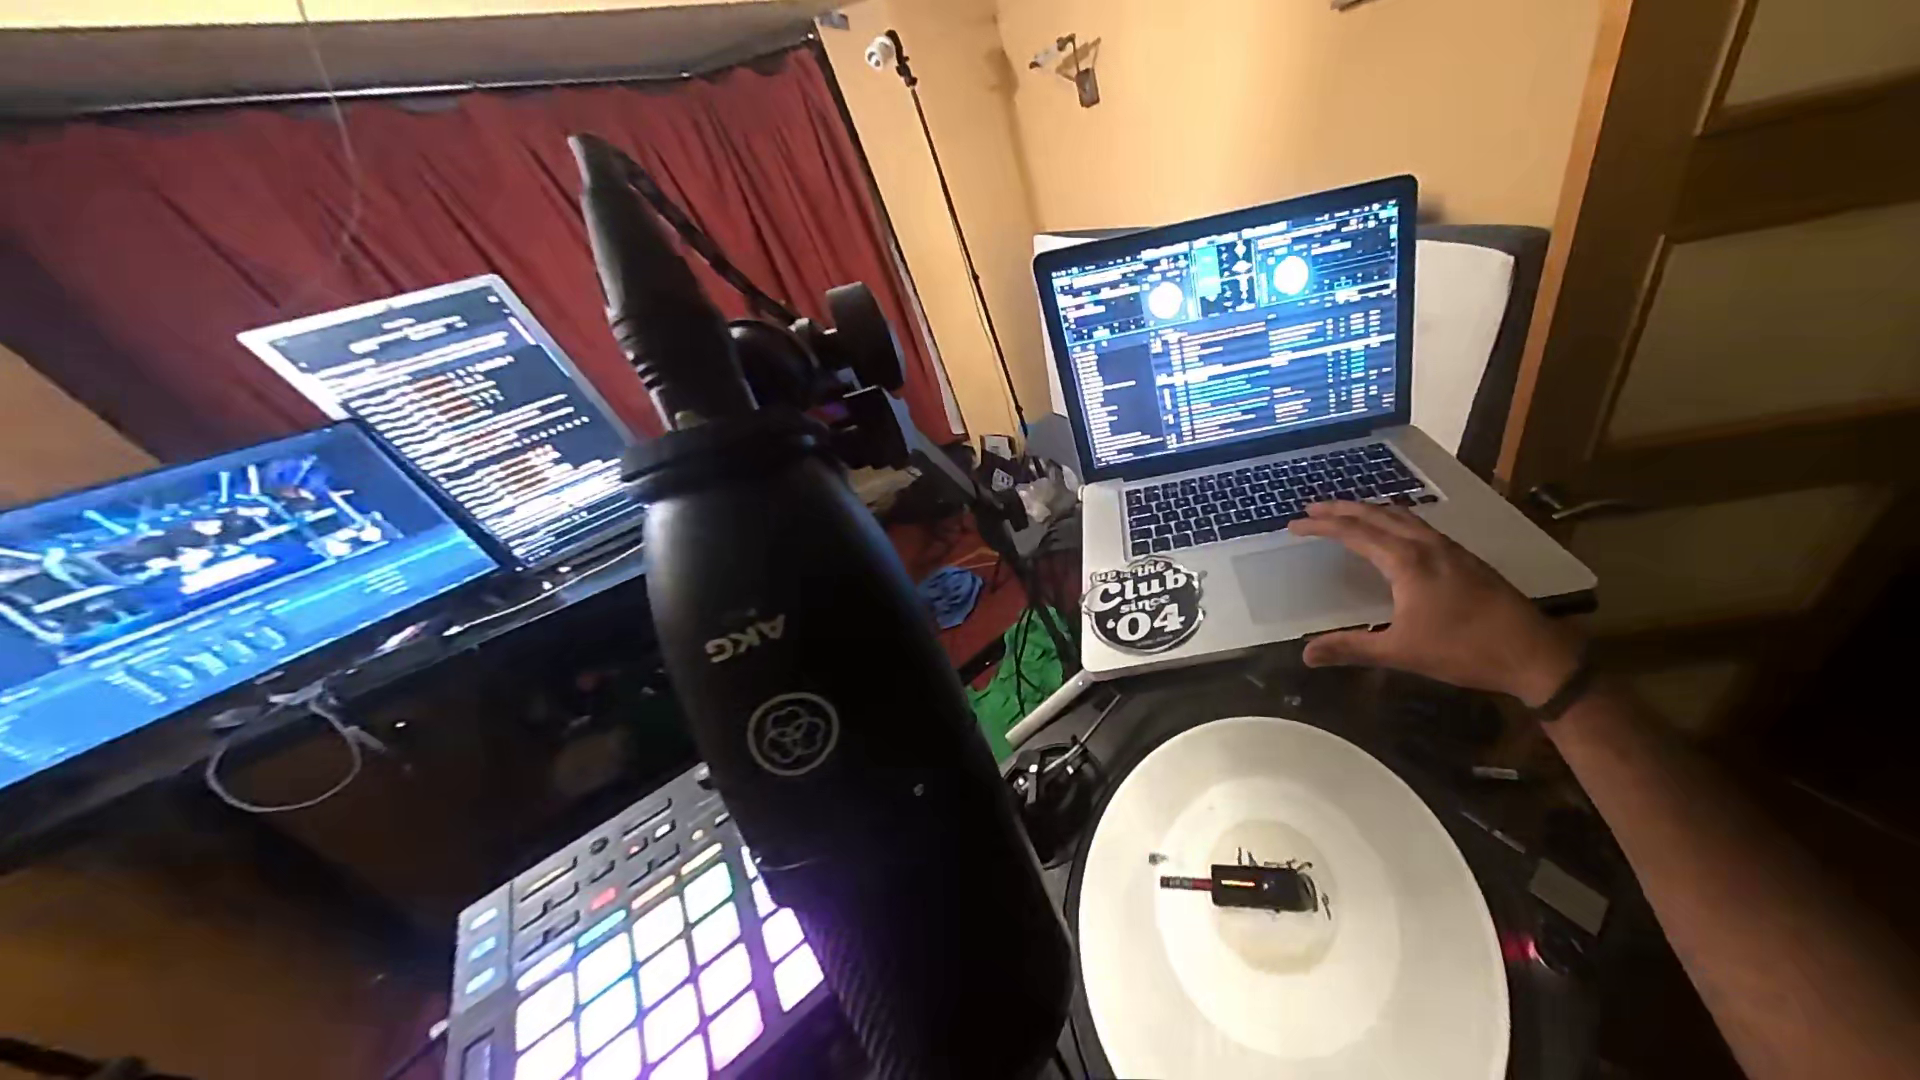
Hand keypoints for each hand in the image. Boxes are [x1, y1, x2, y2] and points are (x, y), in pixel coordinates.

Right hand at [1286, 501, 1581, 704]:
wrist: (1536, 655)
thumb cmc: (1464, 650)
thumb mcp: (1400, 652)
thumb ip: (1350, 648)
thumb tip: (1306, 655)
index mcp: (1407, 562)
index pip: (1354, 533)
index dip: (1321, 527)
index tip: (1294, 525)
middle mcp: (1427, 546)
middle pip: (1376, 514)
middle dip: (1341, 509)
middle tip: (1312, 508)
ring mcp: (1450, 549)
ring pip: (1402, 515)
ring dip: (1369, 510)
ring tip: (1346, 512)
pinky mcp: (1465, 558)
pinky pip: (1419, 525)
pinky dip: (1394, 518)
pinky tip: (1394, 531)